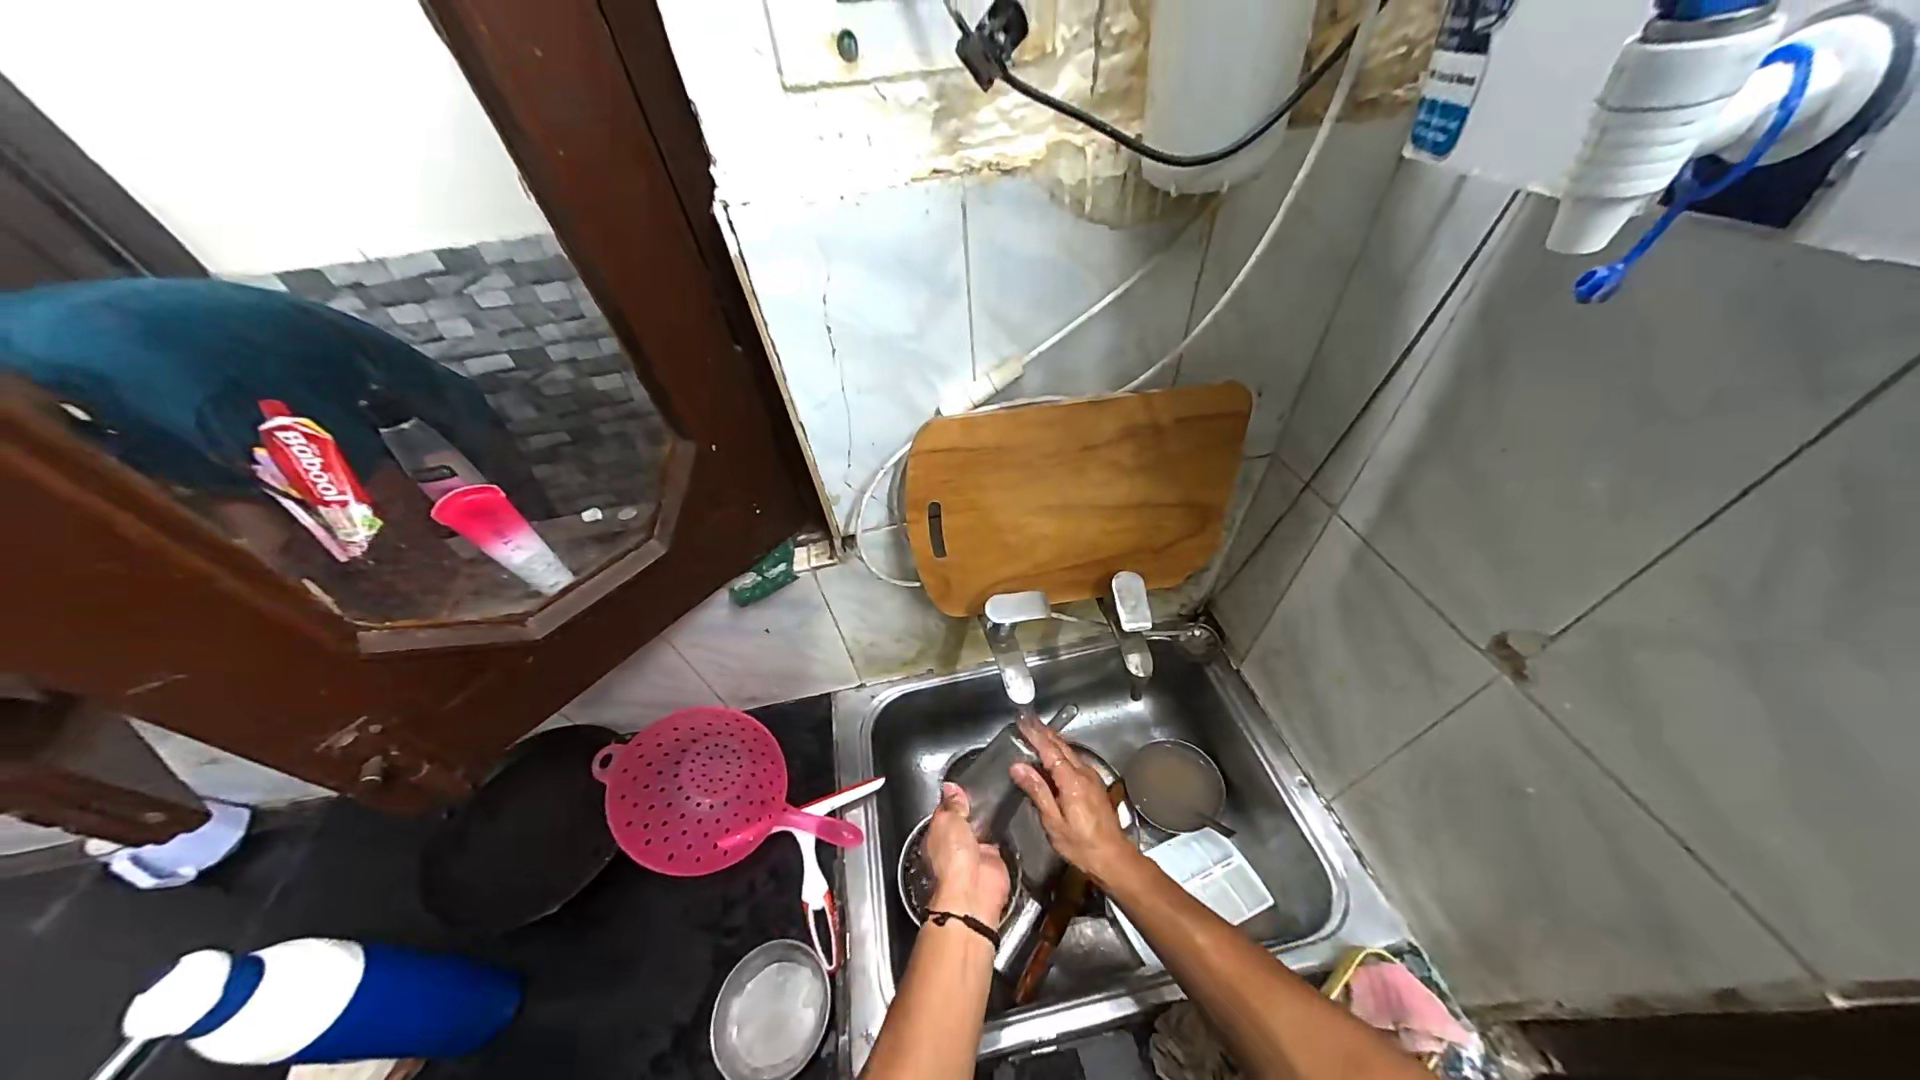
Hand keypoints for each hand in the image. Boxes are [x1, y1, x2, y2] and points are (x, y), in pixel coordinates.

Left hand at [926, 783, 1009, 924]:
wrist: (973, 893)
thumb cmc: (952, 861)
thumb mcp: (948, 820)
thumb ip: (952, 803)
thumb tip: (950, 788)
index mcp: (937, 835)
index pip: (945, 811)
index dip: (953, 798)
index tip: (962, 784)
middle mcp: (955, 845)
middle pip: (965, 819)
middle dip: (972, 809)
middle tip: (983, 792)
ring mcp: (975, 853)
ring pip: (982, 830)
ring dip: (988, 821)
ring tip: (996, 803)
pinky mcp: (994, 861)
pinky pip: (999, 842)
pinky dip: (1003, 834)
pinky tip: (1006, 821)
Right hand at [1009, 716, 1138, 884]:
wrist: (1113, 857)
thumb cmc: (1081, 845)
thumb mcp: (1053, 822)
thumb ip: (1037, 791)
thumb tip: (1018, 767)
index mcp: (1072, 781)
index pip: (1050, 750)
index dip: (1035, 735)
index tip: (1023, 723)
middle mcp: (1084, 773)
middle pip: (1061, 746)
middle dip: (1044, 732)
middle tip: (1027, 720)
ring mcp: (1092, 777)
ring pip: (1069, 751)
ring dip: (1052, 739)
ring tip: (1037, 731)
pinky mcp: (1095, 784)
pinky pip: (1075, 760)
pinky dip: (1061, 751)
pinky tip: (1053, 754)